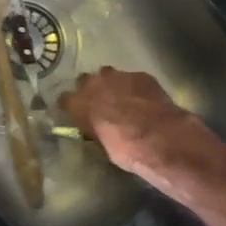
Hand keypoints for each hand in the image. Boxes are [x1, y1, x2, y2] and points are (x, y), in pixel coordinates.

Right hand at [58, 68, 203, 177]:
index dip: (72, 106)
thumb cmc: (125, 150)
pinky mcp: (140, 75)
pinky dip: (135, 87)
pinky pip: (132, 79)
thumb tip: (94, 129)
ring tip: (123, 99)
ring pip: (108, 74)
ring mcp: (118, 76)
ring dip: (112, 85)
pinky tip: (144, 100)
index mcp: (79, 103)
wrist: (160, 138)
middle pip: (85, 81)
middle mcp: (94, 84)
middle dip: (91, 90)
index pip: (65, 99)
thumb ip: (94, 130)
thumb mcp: (102, 146)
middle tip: (101, 104)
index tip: (77, 113)